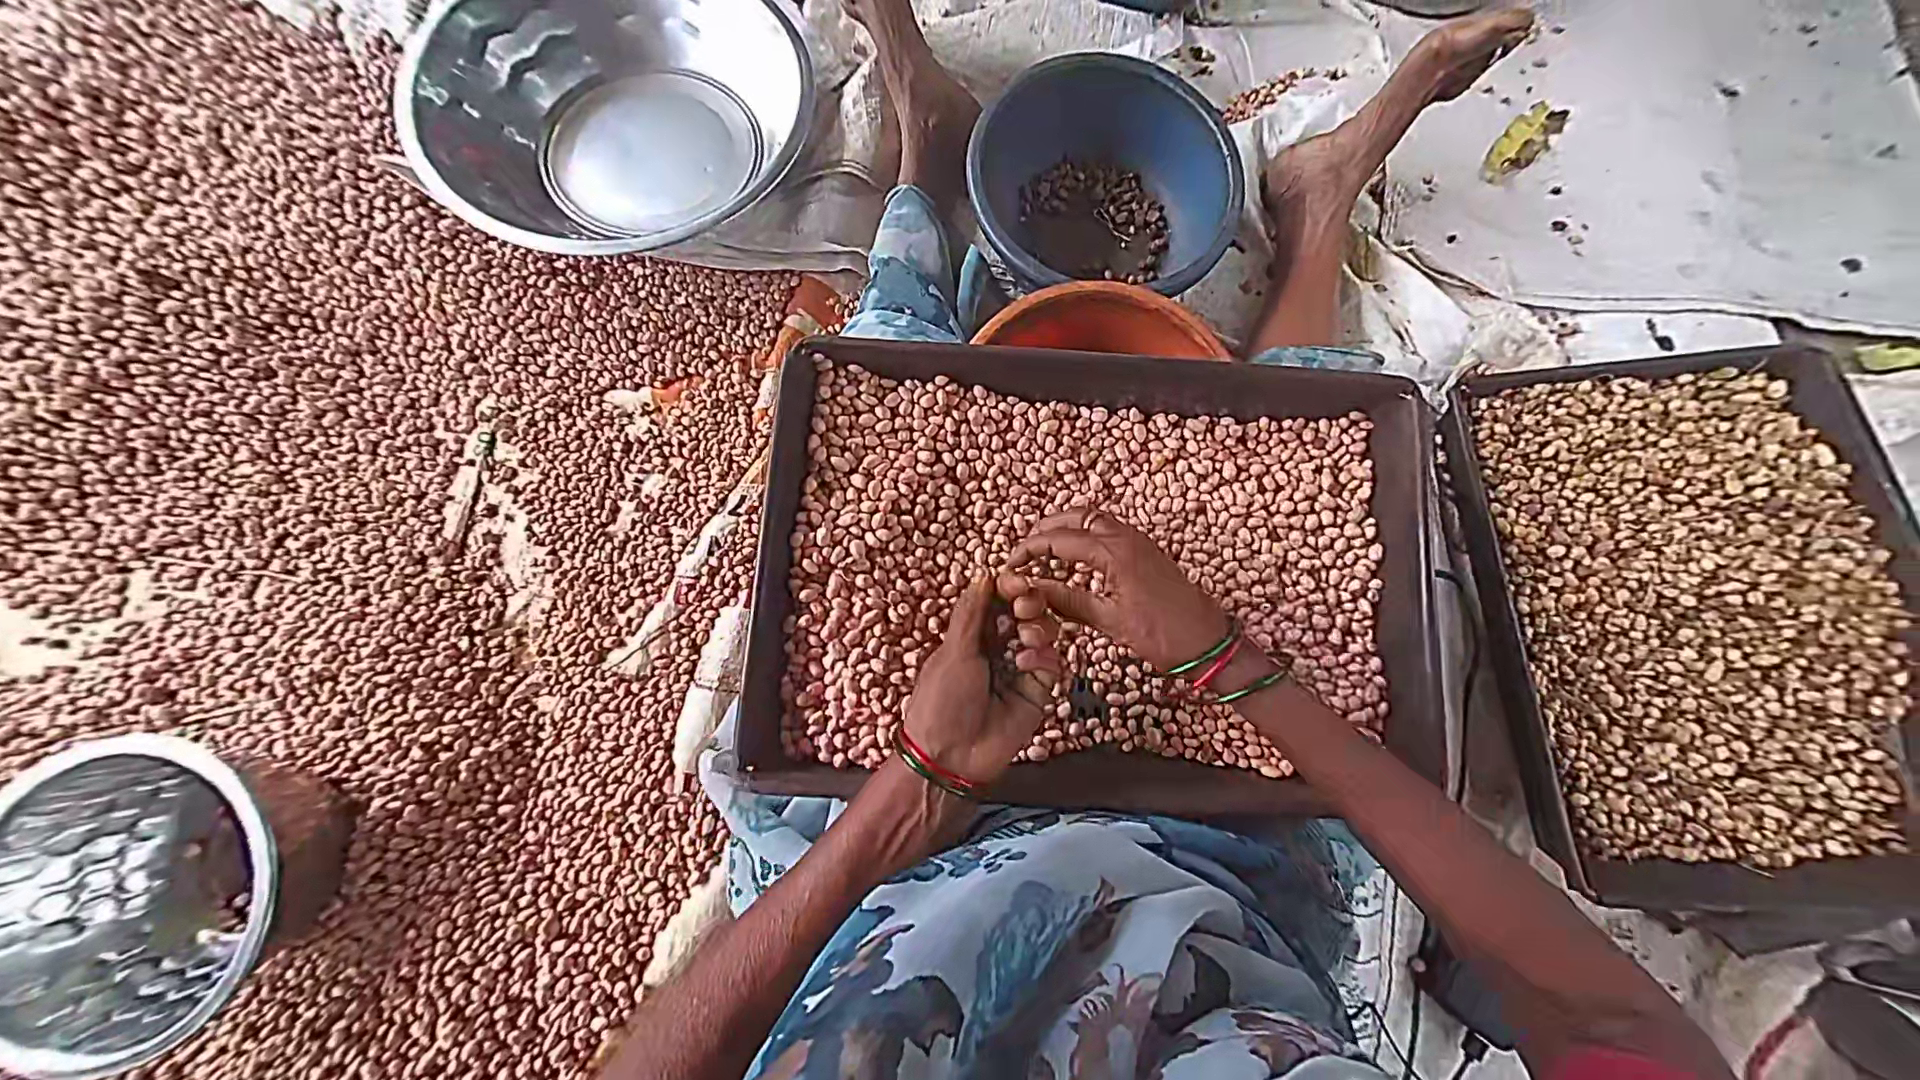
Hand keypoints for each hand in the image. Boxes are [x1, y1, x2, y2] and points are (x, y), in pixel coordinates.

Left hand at [902, 577, 1062, 787]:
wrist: (951, 757)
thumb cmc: (941, 702)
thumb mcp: (953, 652)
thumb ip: (972, 613)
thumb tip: (984, 575)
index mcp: (972, 635)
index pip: (997, 601)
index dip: (1008, 588)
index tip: (1015, 582)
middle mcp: (997, 648)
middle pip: (1024, 613)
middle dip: (1028, 603)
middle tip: (1024, 605)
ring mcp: (1018, 669)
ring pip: (1042, 634)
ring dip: (1037, 627)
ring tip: (1025, 637)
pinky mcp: (1036, 691)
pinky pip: (1051, 663)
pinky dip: (1042, 657)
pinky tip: (1025, 664)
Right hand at [999, 508, 1229, 673]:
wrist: (1209, 641)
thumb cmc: (1163, 634)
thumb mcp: (1109, 619)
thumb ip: (1067, 601)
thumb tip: (1034, 591)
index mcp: (1113, 552)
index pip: (1059, 539)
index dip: (1030, 549)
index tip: (1012, 563)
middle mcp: (1125, 538)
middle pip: (1075, 516)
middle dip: (1046, 529)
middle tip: (1026, 550)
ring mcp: (1138, 542)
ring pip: (1093, 520)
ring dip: (1067, 529)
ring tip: (1045, 551)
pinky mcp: (1146, 552)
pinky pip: (1108, 531)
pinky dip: (1086, 536)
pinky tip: (1076, 560)